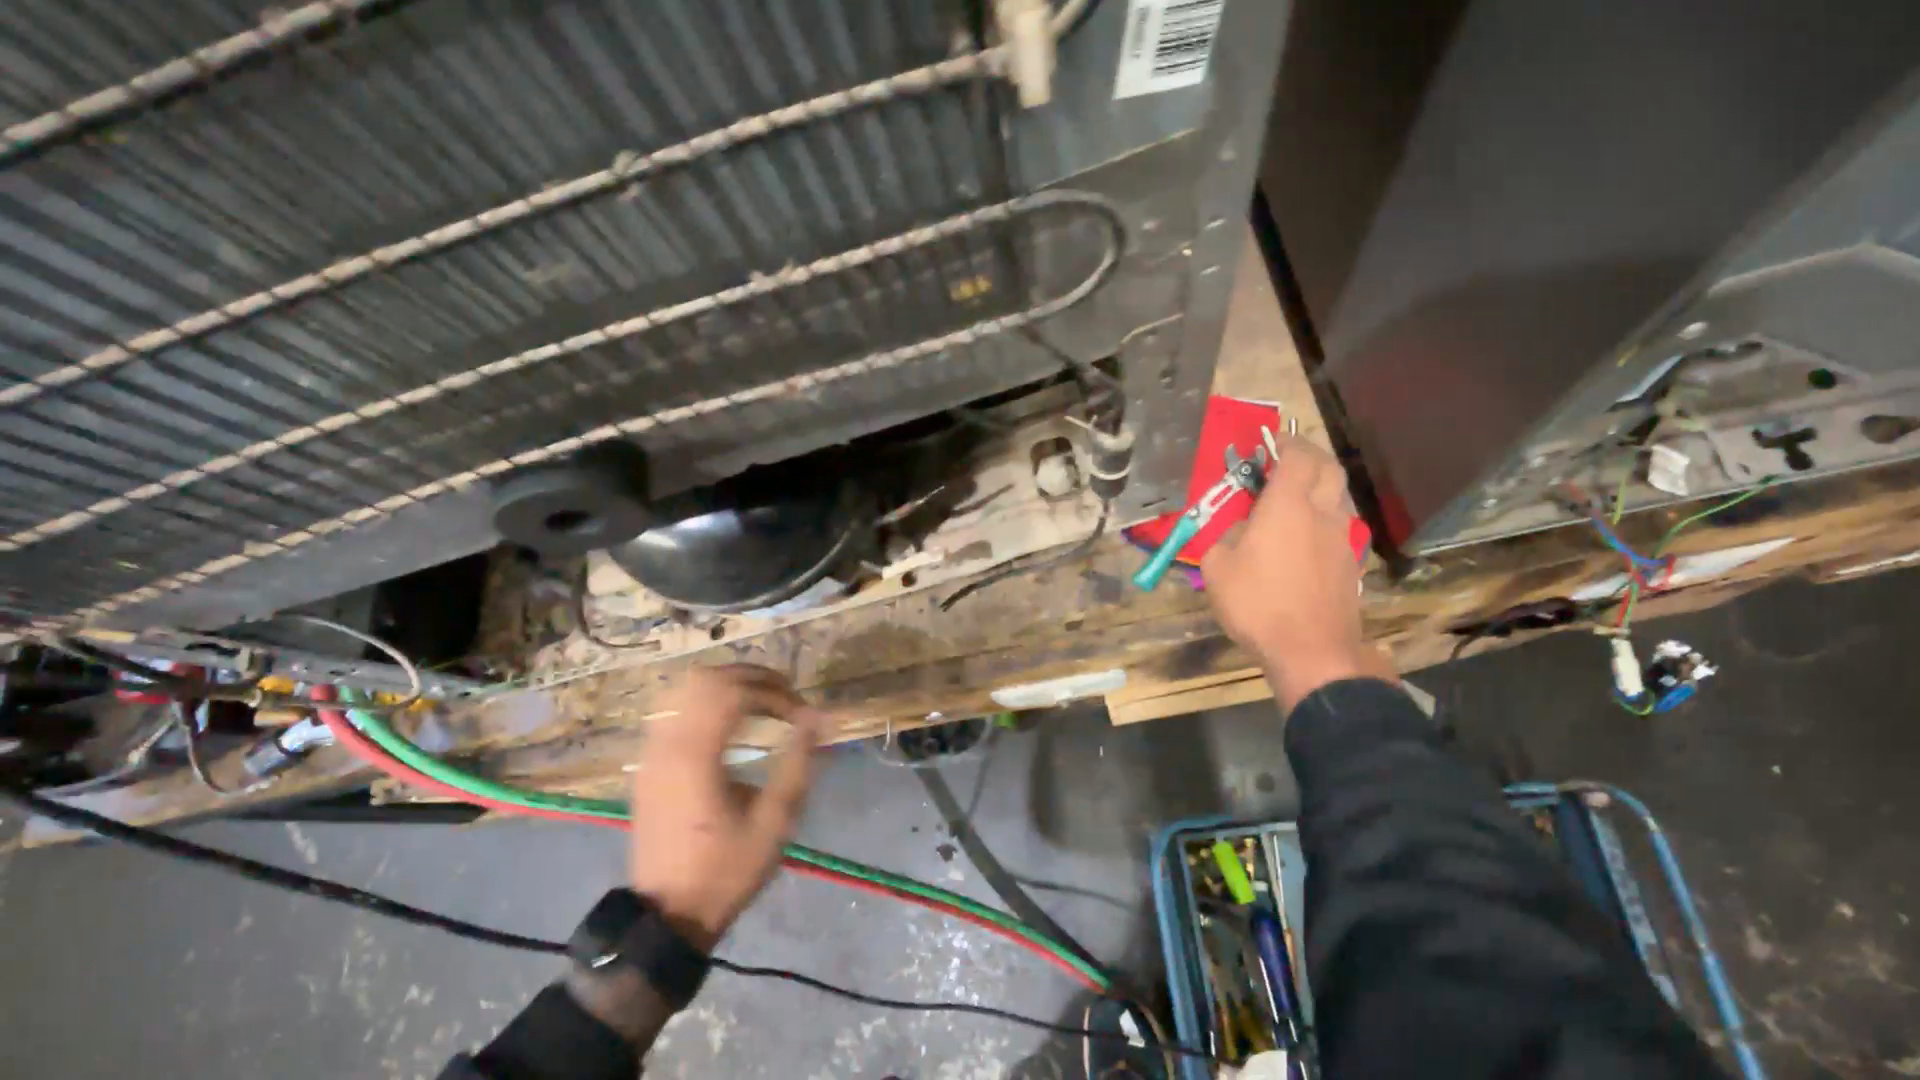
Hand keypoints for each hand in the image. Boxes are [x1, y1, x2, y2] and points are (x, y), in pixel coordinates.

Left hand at [627, 665, 824, 950]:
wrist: (668, 913)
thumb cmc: (726, 870)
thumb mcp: (774, 821)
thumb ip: (796, 763)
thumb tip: (818, 718)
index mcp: (695, 755)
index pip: (734, 692)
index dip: (775, 692)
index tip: (803, 714)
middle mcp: (667, 743)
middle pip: (706, 679)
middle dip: (751, 677)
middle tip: (787, 695)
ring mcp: (651, 752)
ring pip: (684, 689)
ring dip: (726, 685)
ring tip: (762, 701)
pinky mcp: (648, 764)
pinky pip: (673, 710)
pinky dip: (705, 702)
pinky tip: (730, 722)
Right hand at [1200, 434, 1394, 711]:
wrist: (1312, 651)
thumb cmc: (1258, 604)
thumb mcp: (1217, 568)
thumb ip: (1225, 538)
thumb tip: (1238, 530)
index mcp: (1288, 505)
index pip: (1297, 456)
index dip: (1286, 443)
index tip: (1270, 442)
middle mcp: (1322, 513)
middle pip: (1329, 468)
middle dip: (1310, 457)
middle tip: (1287, 462)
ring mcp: (1341, 539)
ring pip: (1338, 497)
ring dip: (1320, 488)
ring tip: (1295, 499)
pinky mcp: (1349, 564)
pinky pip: (1339, 527)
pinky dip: (1324, 518)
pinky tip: (1304, 538)